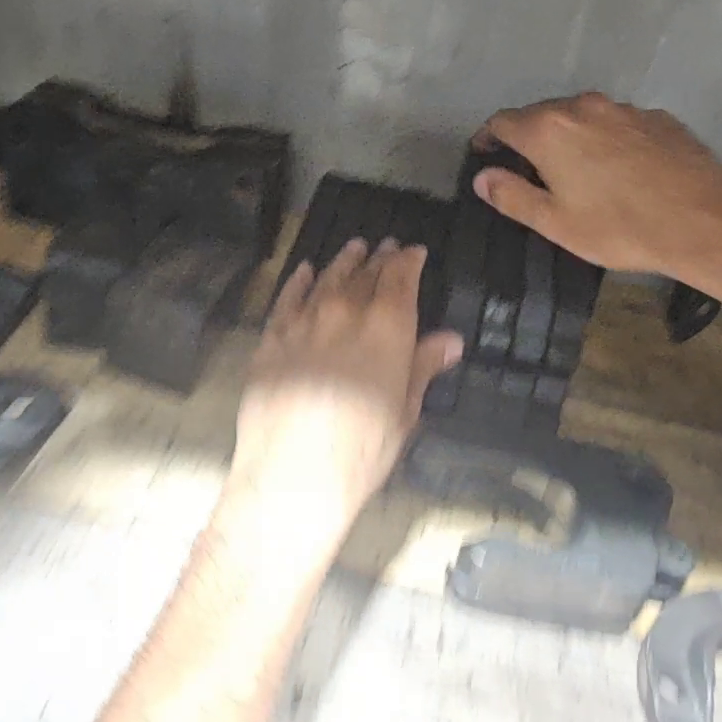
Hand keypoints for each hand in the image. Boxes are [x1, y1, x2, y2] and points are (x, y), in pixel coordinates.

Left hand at [230, 238, 462, 527]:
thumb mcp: (405, 410)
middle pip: (365, 274)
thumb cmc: (363, 449)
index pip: (401, 278)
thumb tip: (450, 340)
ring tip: (354, 248)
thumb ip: (423, 366)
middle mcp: (346, 311)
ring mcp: (304, 321)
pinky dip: (299, 280)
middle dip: (379, 259)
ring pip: (327, 278)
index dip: (408, 261)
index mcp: (387, 326)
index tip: (414, 252)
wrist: (293, 474)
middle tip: (386, 247)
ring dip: (343, 261)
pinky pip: (287, 298)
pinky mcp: (271, 337)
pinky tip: (305, 271)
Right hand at [472, 92, 721, 277]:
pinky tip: (620, 169)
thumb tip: (483, 177)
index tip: (484, 152)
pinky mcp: (657, 118)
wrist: (702, 221)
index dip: (488, 137)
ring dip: (570, 136)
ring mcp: (624, 109)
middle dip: (529, 136)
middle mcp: (583, 107)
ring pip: (583, 116)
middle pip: (542, 114)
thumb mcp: (556, 222)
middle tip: (527, 167)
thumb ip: (512, 196)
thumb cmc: (619, 227)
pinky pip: (618, 124)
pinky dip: (607, 139)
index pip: (504, 121)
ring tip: (575, 168)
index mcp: (549, 130)